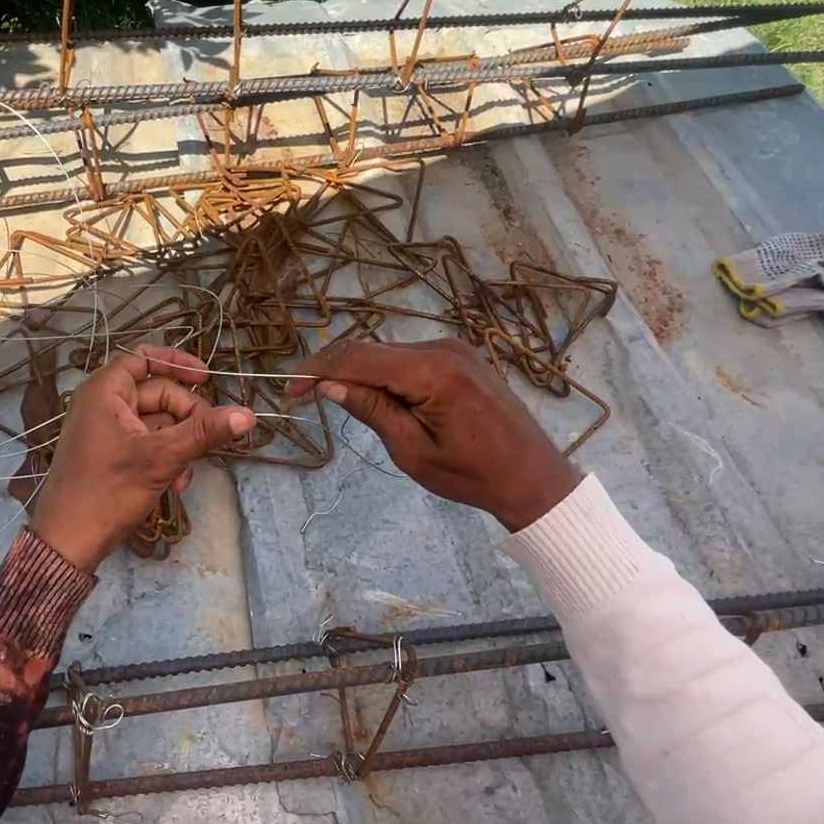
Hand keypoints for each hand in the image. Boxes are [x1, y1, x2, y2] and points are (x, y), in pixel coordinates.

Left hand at [28, 346, 255, 571]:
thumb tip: (247, 415)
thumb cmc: (108, 491)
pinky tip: (176, 485)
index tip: (207, 378)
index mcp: (105, 391)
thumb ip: (204, 432)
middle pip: (157, 393)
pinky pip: (145, 443)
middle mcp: (102, 403)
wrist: (67, 541)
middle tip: (209, 440)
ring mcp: (105, 430)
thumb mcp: (162, 458)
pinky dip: (164, 458)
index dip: (177, 362)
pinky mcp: (109, 454)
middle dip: (186, 418)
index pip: (143, 357)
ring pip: (156, 422)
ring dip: (178, 444)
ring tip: (187, 474)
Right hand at [285, 339, 580, 531]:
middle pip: (370, 351)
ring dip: (358, 373)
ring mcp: (454, 348)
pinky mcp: (460, 356)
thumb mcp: (413, 451)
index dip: (318, 369)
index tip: (291, 391)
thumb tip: (329, 385)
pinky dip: (383, 373)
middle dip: (333, 370)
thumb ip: (372, 410)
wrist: (533, 476)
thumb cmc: (473, 475)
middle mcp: (443, 347)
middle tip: (303, 396)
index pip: (358, 358)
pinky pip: (408, 358)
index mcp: (433, 372)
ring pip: (387, 353)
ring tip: (337, 402)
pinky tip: (373, 396)